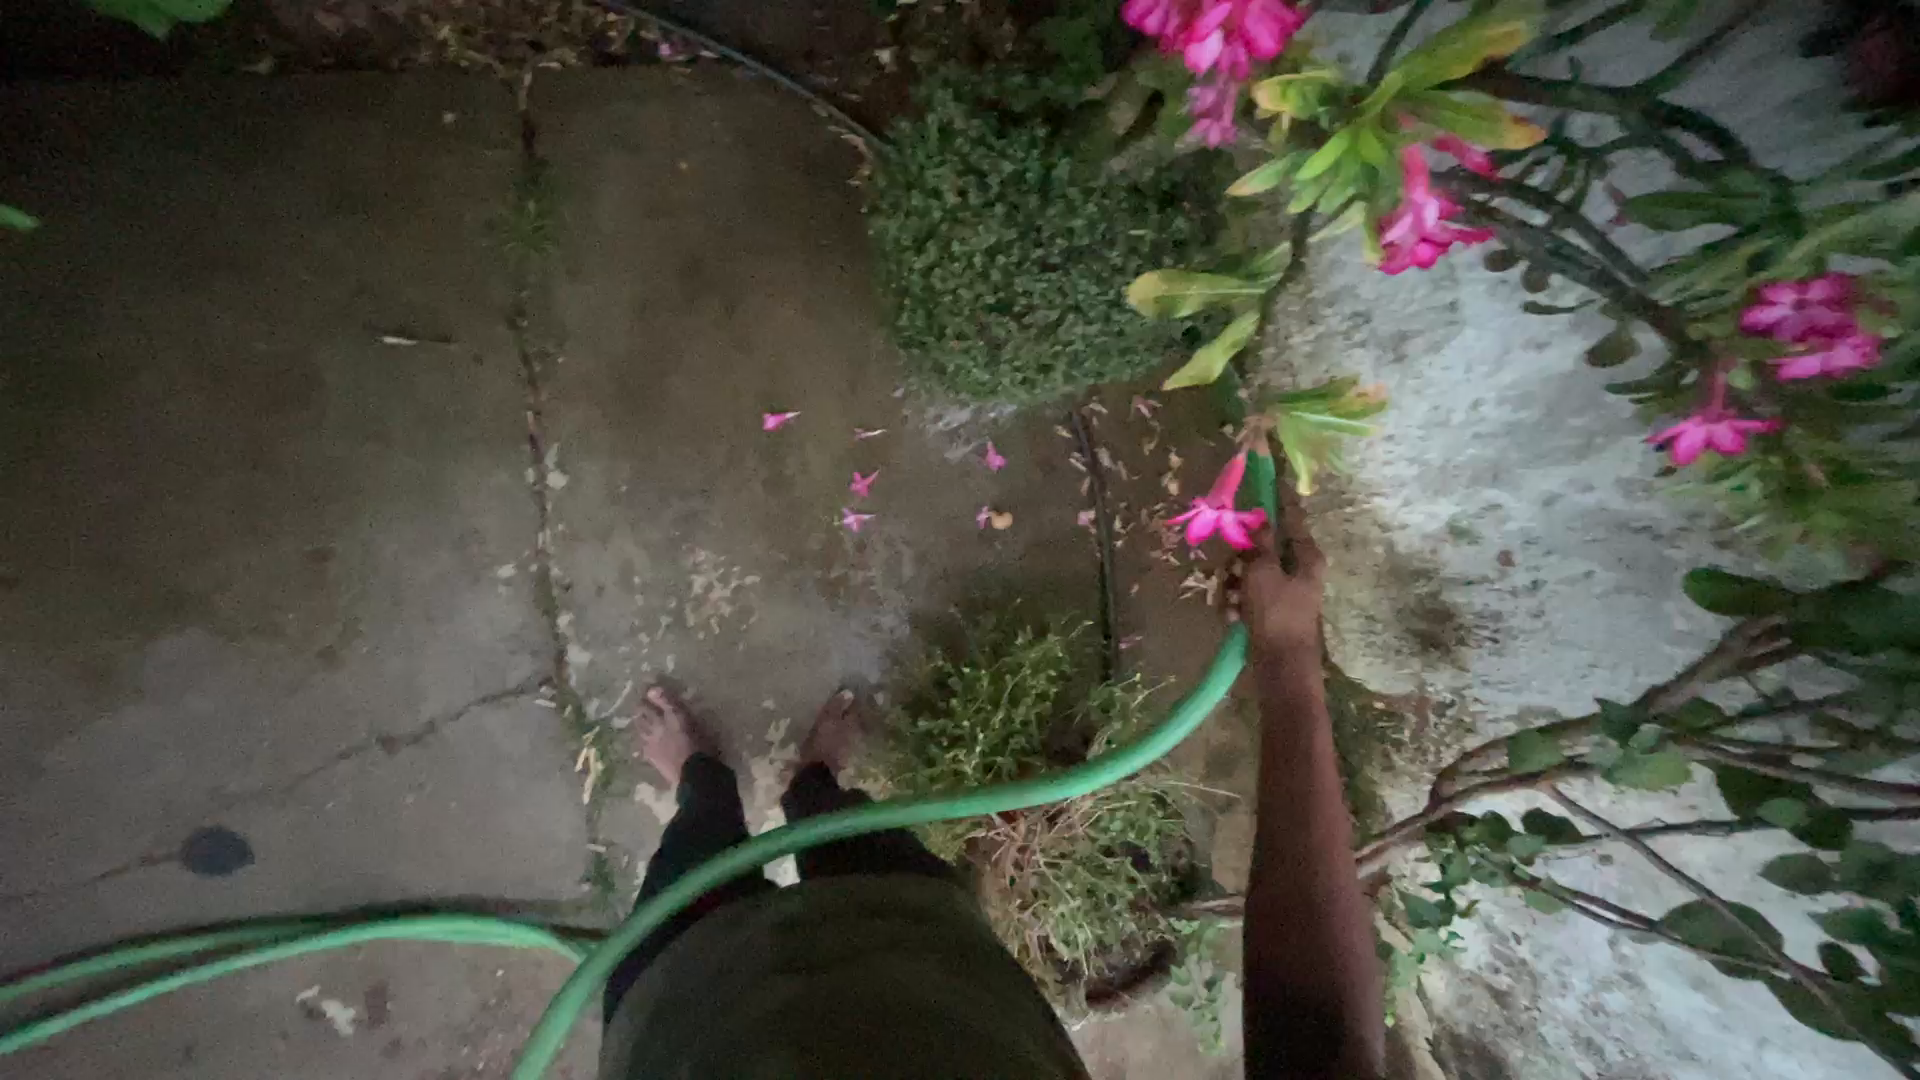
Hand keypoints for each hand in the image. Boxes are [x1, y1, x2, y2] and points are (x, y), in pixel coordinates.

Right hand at [1227, 491, 1324, 656]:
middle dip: (1238, 560)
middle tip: (1230, 571)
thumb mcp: (1262, 573)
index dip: (1279, 499)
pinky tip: (1233, 617)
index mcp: (1306, 556)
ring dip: (1232, 586)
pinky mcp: (1267, 611)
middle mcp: (1297, 570)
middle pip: (1259, 547)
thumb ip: (1258, 544)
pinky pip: (1244, 595)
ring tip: (1232, 604)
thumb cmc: (1276, 615)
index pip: (1291, 517)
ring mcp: (1282, 591)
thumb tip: (1259, 518)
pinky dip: (1235, 604)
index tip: (1270, 477)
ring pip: (1246, 572)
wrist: (1280, 667)